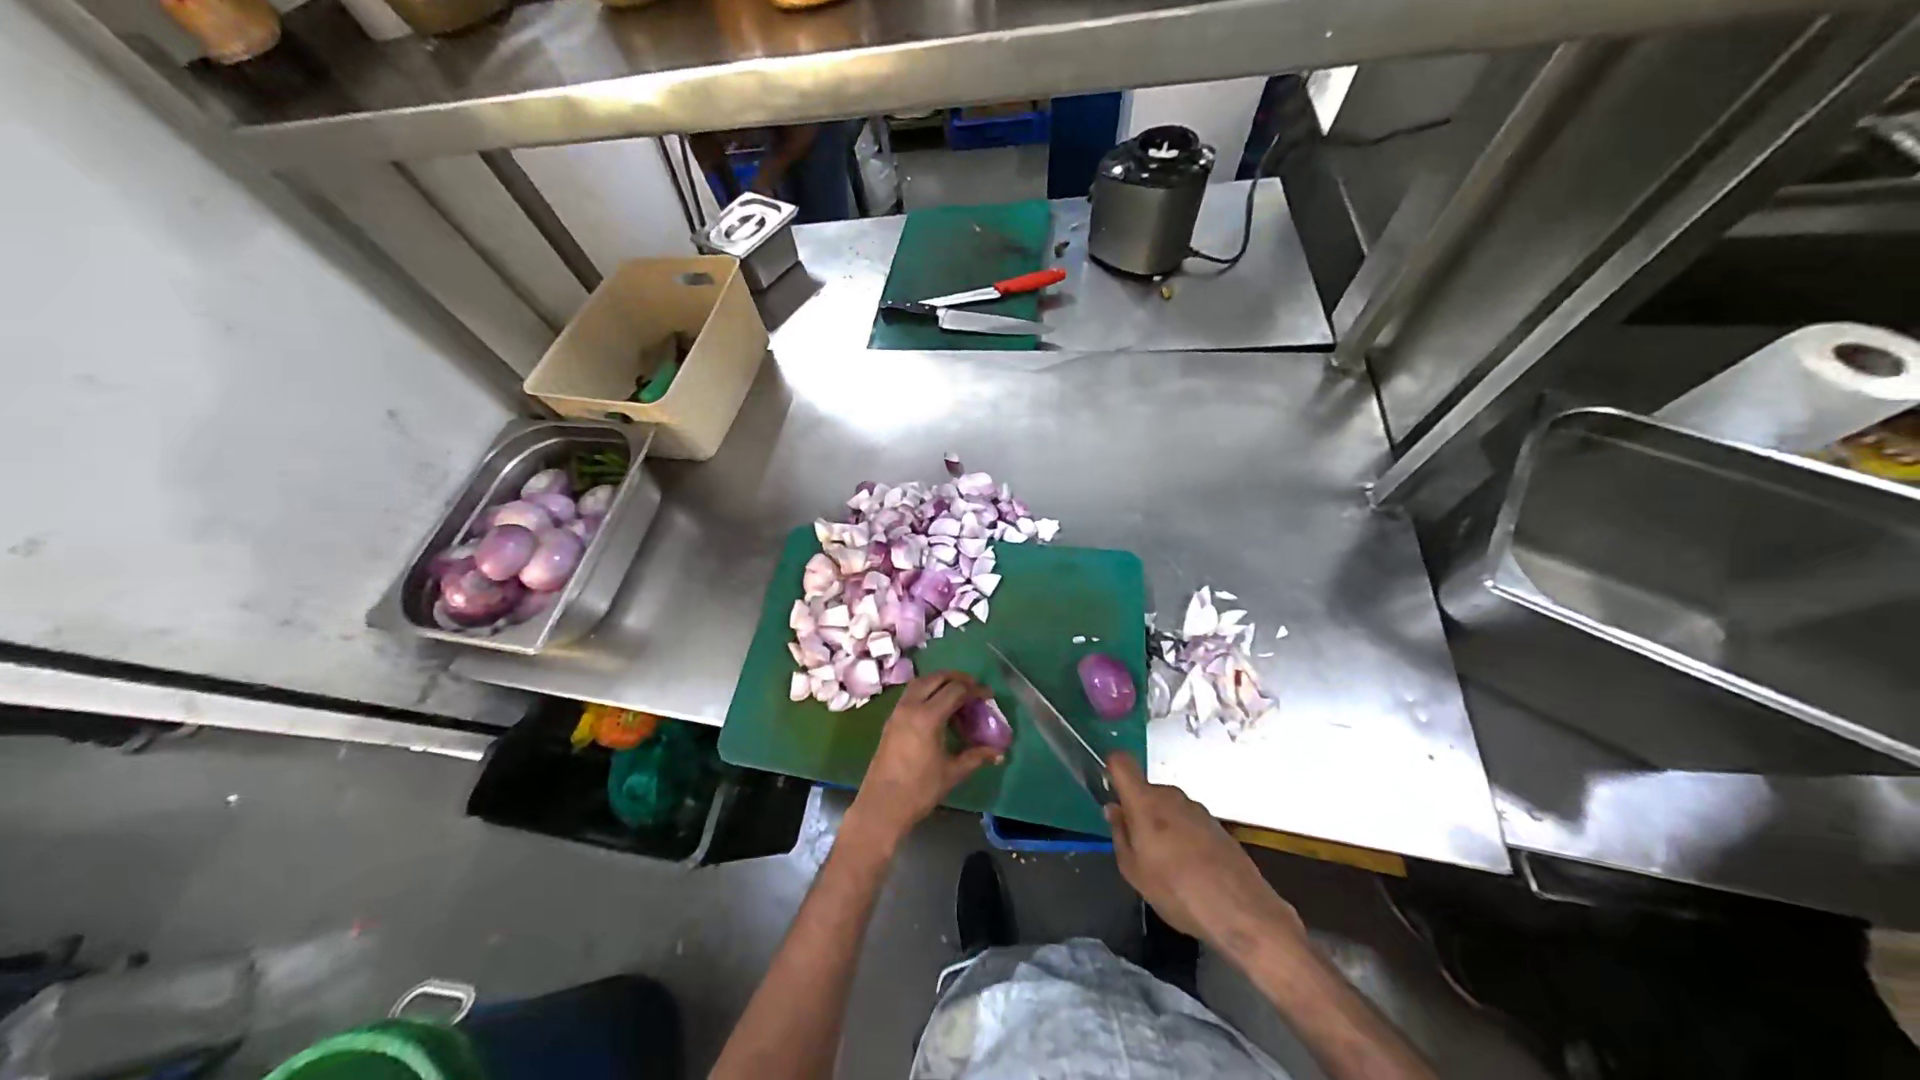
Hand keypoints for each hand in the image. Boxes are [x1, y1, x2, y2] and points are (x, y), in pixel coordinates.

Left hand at [846, 672, 1002, 849]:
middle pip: (936, 678)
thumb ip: (976, 757)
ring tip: (956, 693)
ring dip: (939, 681)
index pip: (955, 690)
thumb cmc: (919, 790)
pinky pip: (910, 694)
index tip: (988, 695)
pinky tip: (937, 708)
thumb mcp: (952, 772)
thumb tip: (999, 752)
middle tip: (973, 687)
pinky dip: (926, 691)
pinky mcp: (891, 720)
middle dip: (957, 678)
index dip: (975, 690)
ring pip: (920, 683)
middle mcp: (910, 707)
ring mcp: (897, 712)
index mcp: (927, 717)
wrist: (881, 806)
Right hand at [1105, 752, 1303, 951]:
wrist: (1240, 910)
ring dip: (1162, 826)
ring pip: (1167, 807)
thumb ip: (1119, 834)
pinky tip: (1190, 869)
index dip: (1111, 769)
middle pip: (1146, 791)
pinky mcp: (1216, 824)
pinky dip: (1183, 836)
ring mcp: (1197, 809)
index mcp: (1145, 802)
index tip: (1110, 792)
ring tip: (1167, 865)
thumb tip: (1114, 809)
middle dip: (1138, 811)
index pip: (1122, 762)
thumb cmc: (1177, 891)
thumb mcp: (1134, 871)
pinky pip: (1188, 821)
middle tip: (1139, 847)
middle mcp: (1171, 796)